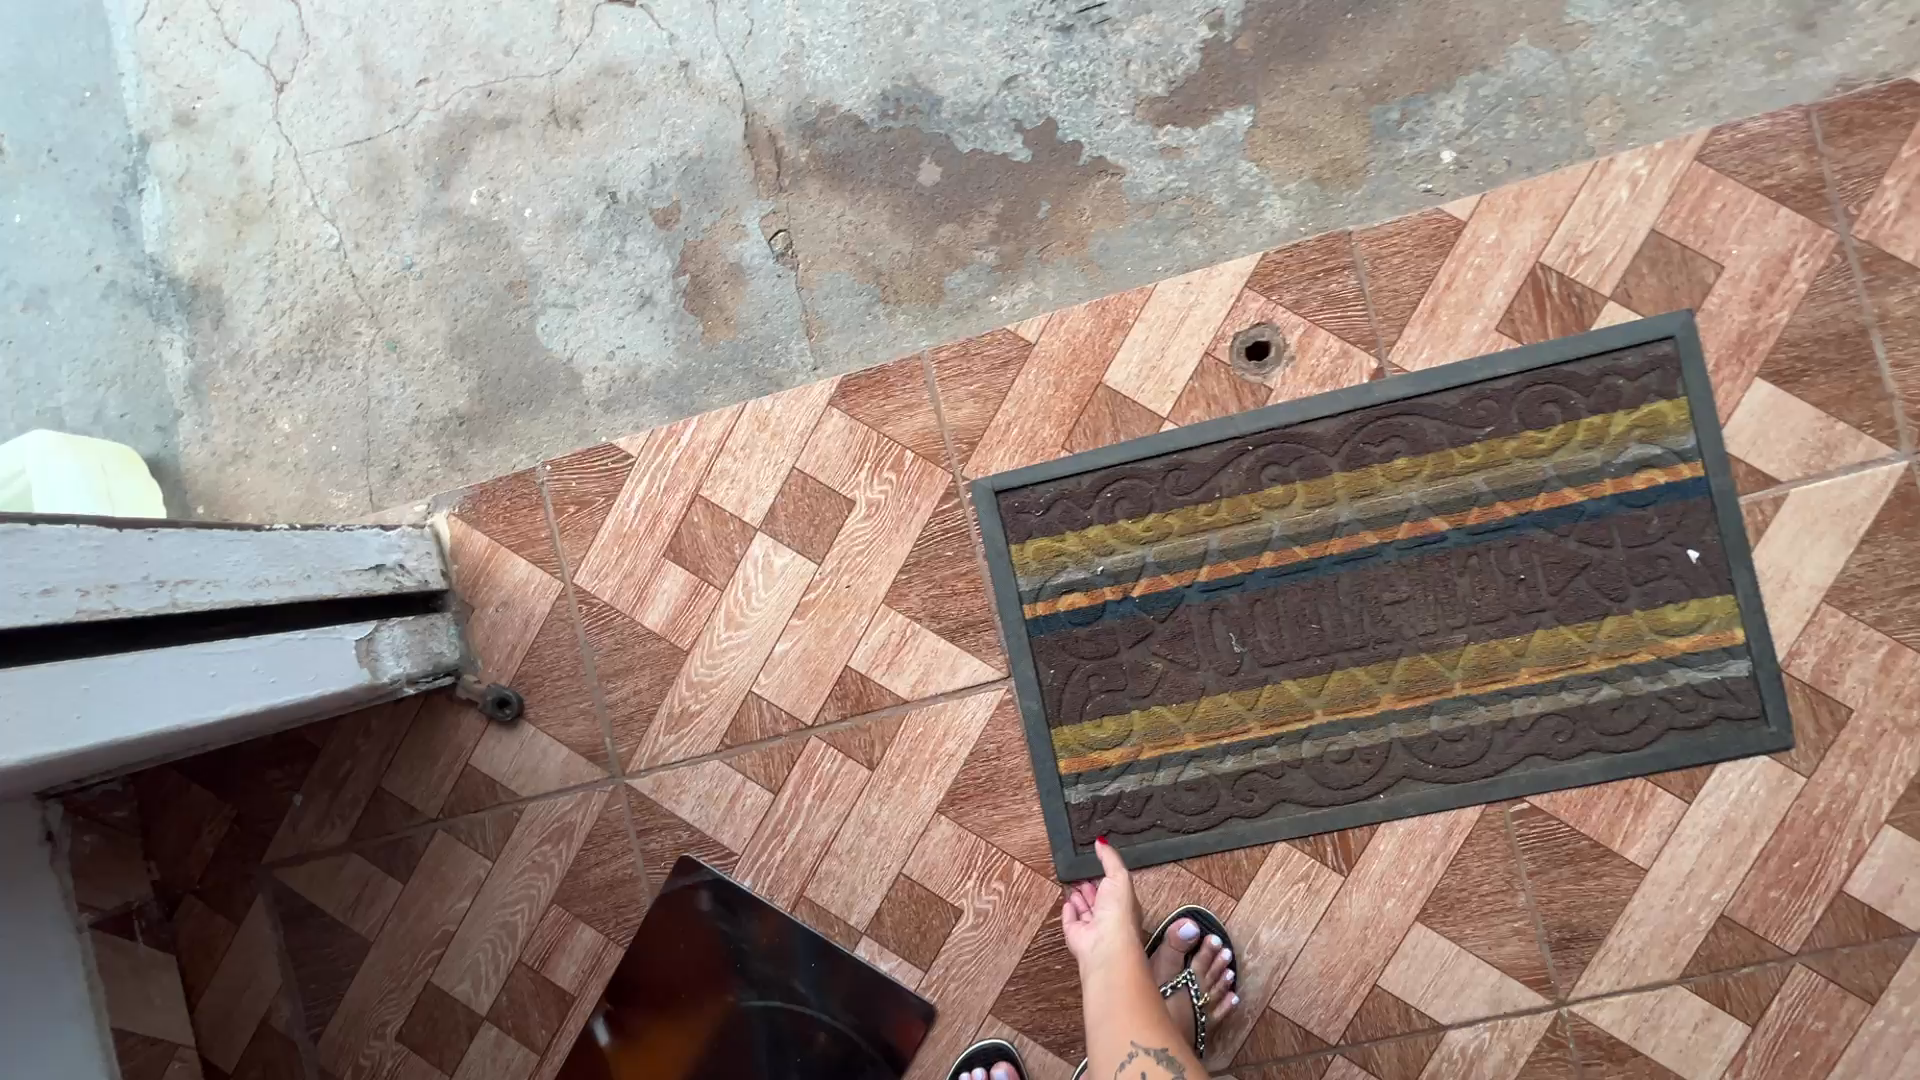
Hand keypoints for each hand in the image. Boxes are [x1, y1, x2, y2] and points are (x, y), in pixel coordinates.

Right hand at [1061, 838, 1141, 967]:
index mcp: (1124, 904)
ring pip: (1084, 910)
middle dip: (1089, 886)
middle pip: (1098, 899)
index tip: (1097, 864)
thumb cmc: (1119, 915)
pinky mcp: (1076, 936)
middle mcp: (1109, 918)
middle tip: (1081, 874)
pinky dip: (1068, 912)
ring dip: (1078, 897)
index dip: (1105, 876)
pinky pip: (1070, 921)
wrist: (1105, 945)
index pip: (1114, 888)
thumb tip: (1101, 842)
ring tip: (1073, 884)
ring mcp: (1092, 928)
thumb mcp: (1119, 876)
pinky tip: (1067, 903)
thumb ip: (1110, 858)